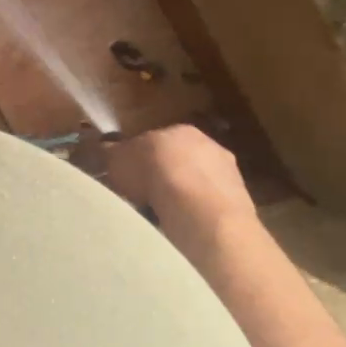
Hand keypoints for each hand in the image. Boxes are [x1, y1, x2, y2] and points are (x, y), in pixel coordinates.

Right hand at [105, 125, 256, 236]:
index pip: (156, 137)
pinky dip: (194, 207)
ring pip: (196, 180)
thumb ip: (110, 150)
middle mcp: (211, 145)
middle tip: (142, 186)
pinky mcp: (242, 200)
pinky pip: (208, 201)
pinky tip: (179, 217)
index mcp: (181, 129)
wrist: (198, 207)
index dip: (139, 152)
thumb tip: (103, 146)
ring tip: (158, 206)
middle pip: (179, 157)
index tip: (127, 167)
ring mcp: (231, 173)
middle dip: (163, 170)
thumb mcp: (114, 157)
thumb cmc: (151, 172)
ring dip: (180, 190)